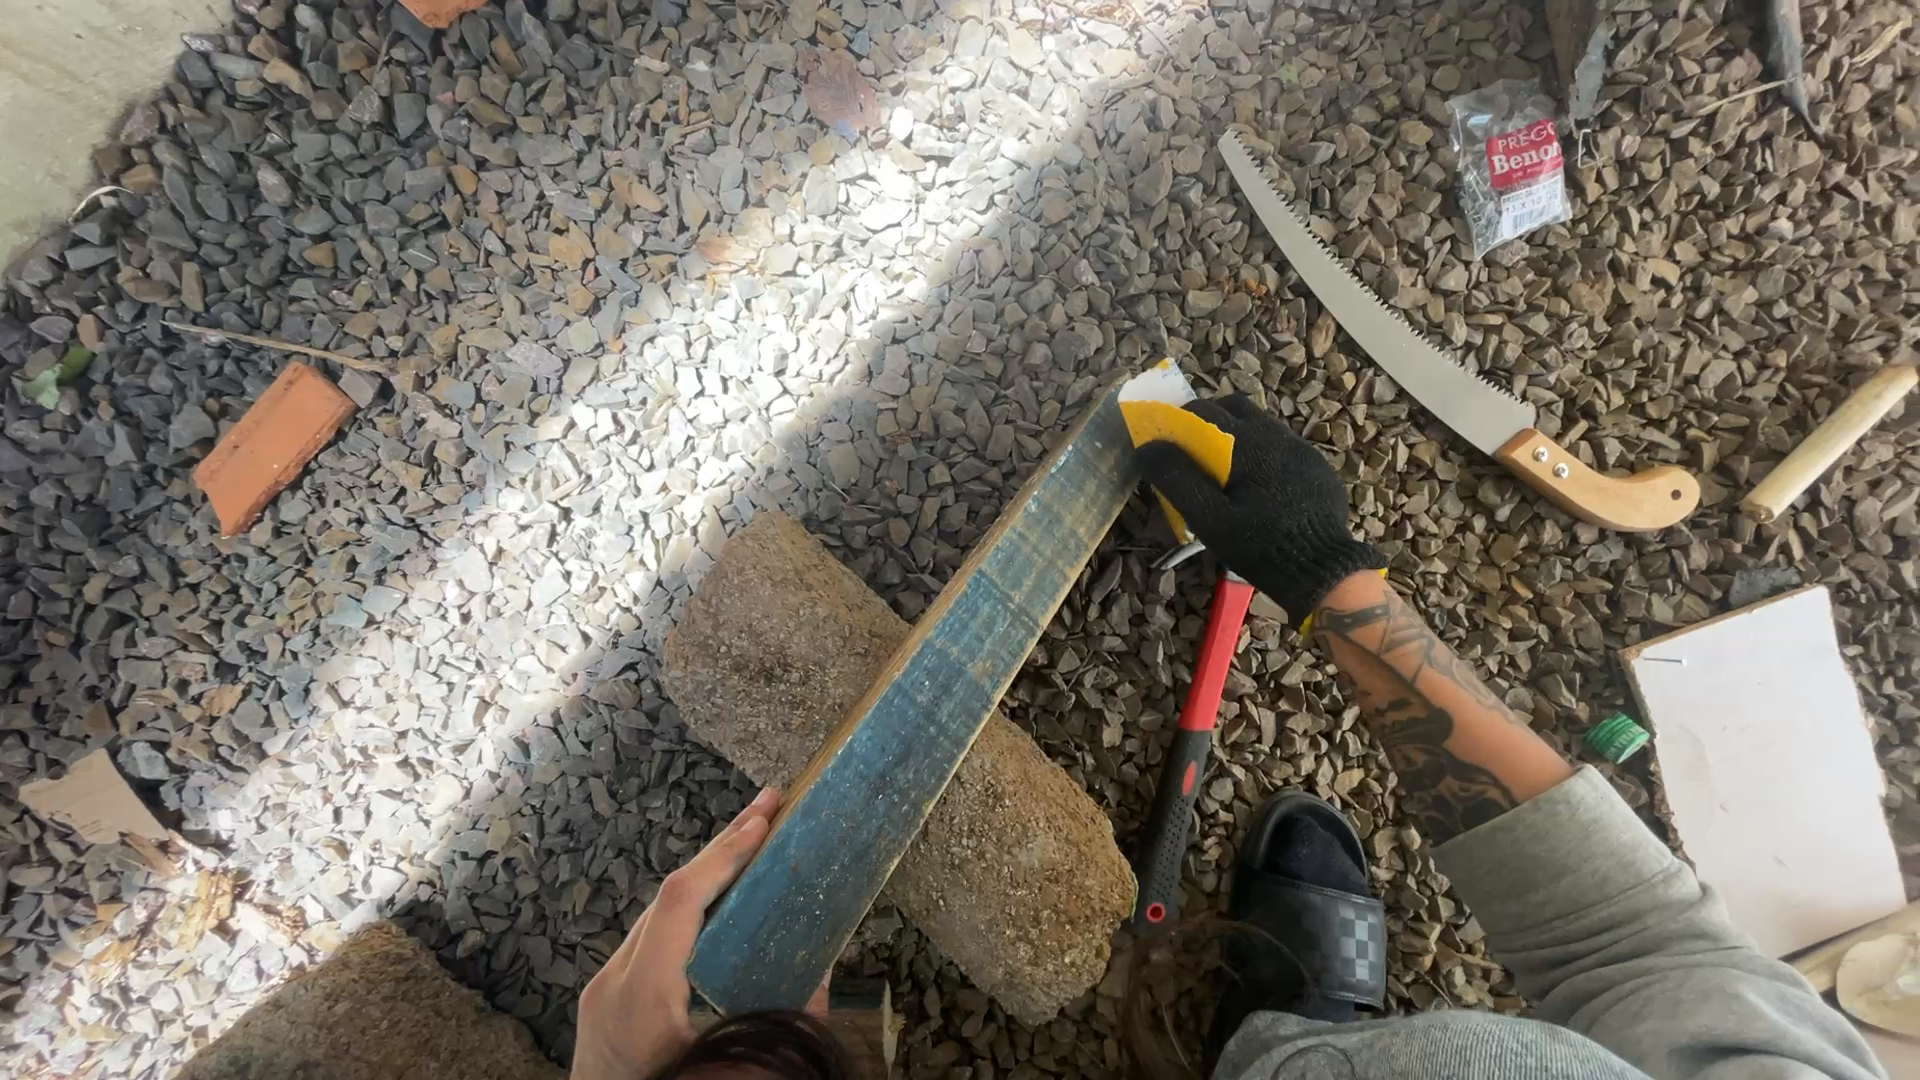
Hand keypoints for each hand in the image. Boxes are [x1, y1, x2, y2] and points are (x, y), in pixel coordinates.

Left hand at [573, 788, 819, 1079]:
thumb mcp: (734, 1064)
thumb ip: (783, 1020)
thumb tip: (824, 972)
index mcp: (641, 995)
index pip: (681, 899)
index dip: (724, 854)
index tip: (764, 821)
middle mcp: (614, 979)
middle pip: (671, 892)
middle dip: (724, 843)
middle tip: (769, 802)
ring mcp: (604, 985)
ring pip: (661, 907)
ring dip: (709, 869)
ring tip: (753, 834)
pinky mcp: (606, 994)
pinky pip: (654, 931)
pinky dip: (693, 901)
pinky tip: (722, 890)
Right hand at [1137, 394, 1385, 623]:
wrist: (1322, 568)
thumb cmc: (1259, 544)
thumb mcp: (1208, 518)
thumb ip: (1177, 479)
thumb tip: (1147, 447)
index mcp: (1247, 442)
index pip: (1203, 410)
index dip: (1177, 421)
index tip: (1167, 444)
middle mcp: (1276, 435)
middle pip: (1234, 408)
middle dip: (1207, 421)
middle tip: (1192, 452)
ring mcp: (1300, 450)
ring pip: (1259, 424)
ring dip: (1234, 436)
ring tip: (1221, 471)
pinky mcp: (1315, 467)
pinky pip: (1279, 446)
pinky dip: (1258, 455)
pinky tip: (1255, 488)